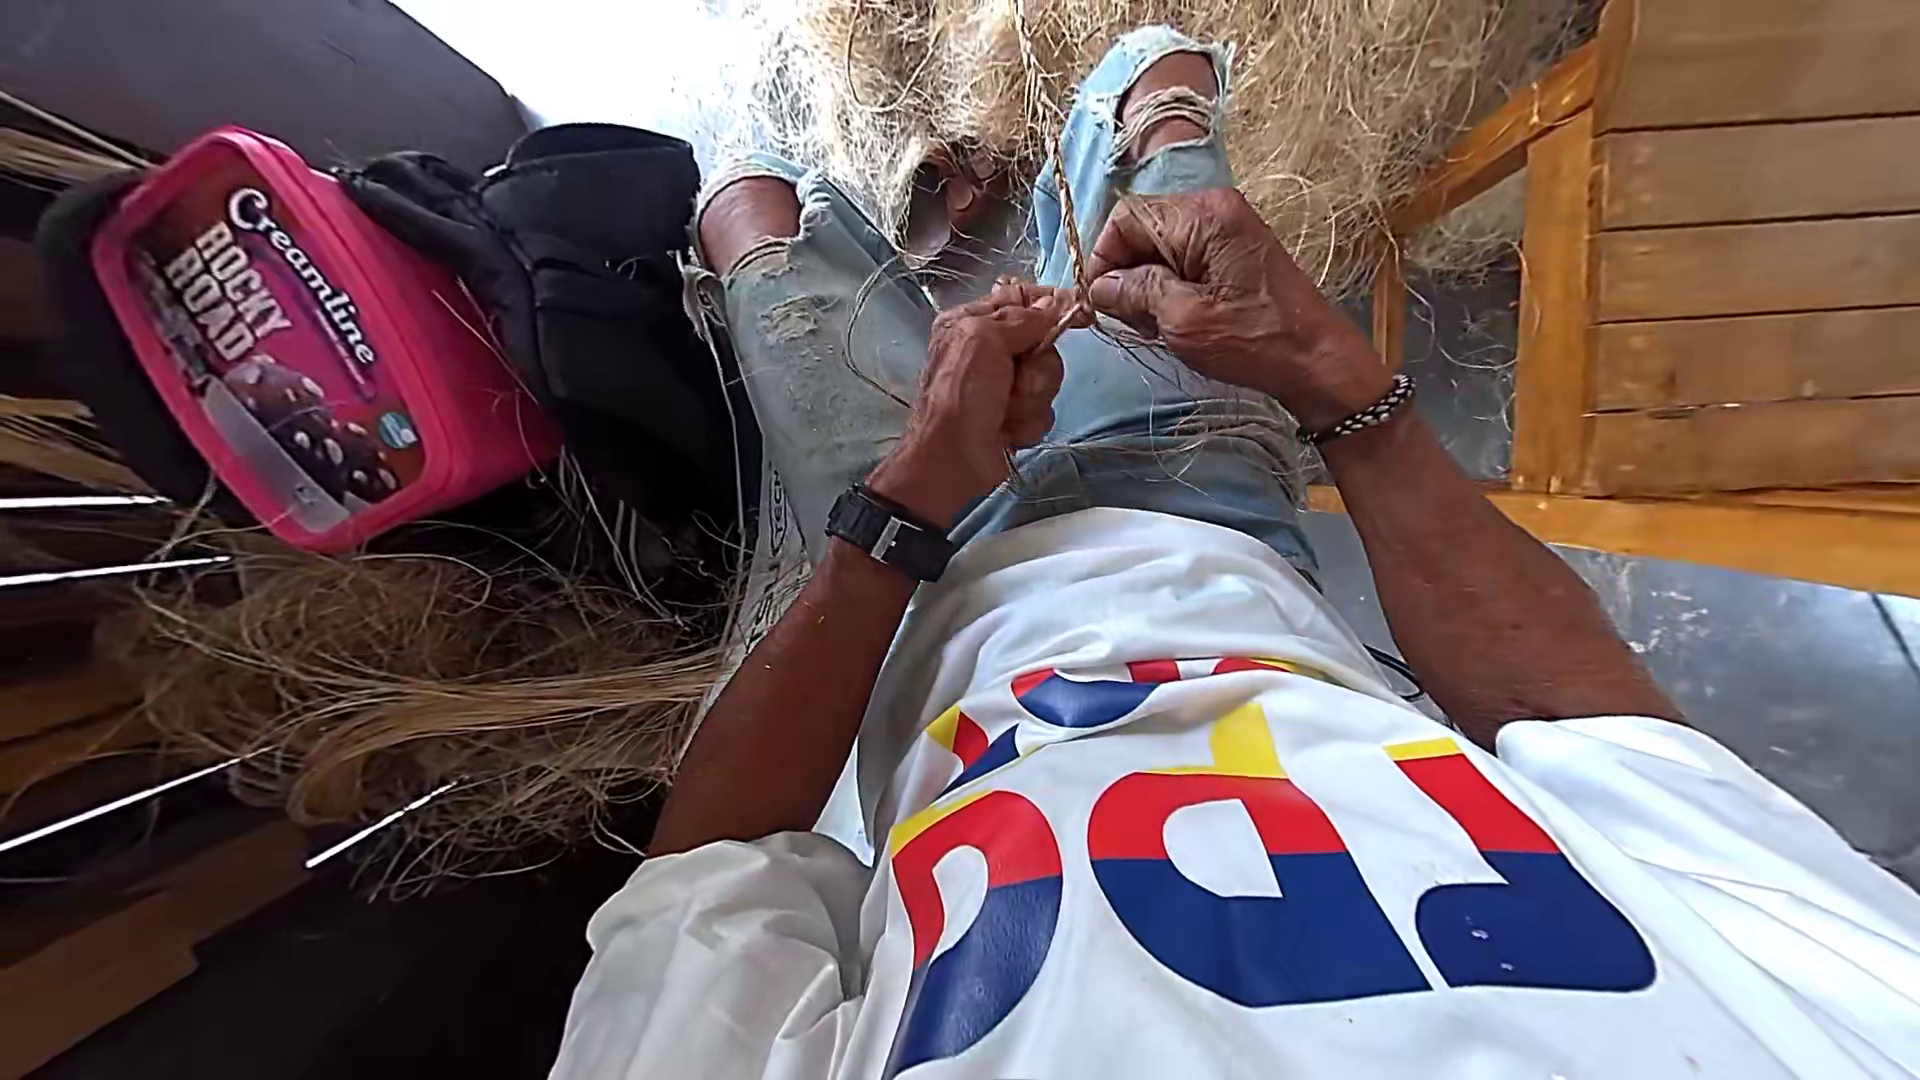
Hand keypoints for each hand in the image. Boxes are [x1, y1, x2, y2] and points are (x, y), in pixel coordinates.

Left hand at [866, 282, 1083, 523]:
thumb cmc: (961, 393)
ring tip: (1005, 411)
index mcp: (973, 323)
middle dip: (1037, 368)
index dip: (1052, 304)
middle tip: (1017, 382)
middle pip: (1043, 345)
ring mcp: (1003, 388)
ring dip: (1030, 399)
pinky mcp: (1015, 418)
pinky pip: (1042, 412)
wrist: (951, 458)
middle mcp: (989, 352)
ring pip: (1047, 381)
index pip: (1023, 300)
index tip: (1080, 314)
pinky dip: (1026, 423)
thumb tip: (1053, 302)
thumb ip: (1022, 317)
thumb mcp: (984, 339)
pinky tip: (1007, 432)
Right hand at [1085, 189, 1392, 432]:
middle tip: (1134, 322)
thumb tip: (1098, 286)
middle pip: (1139, 232)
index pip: (1126, 218)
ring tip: (1158, 326)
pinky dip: (1164, 292)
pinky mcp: (1227, 252)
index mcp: (1202, 216)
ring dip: (1143, 289)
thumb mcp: (1182, 320)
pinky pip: (1176, 262)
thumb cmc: (1250, 340)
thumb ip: (1136, 293)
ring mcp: (1221, 229)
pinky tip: (1174, 320)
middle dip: (1124, 277)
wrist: (1312, 358)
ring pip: (1154, 251)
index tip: (1098, 302)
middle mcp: (1211, 209)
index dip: (1102, 258)